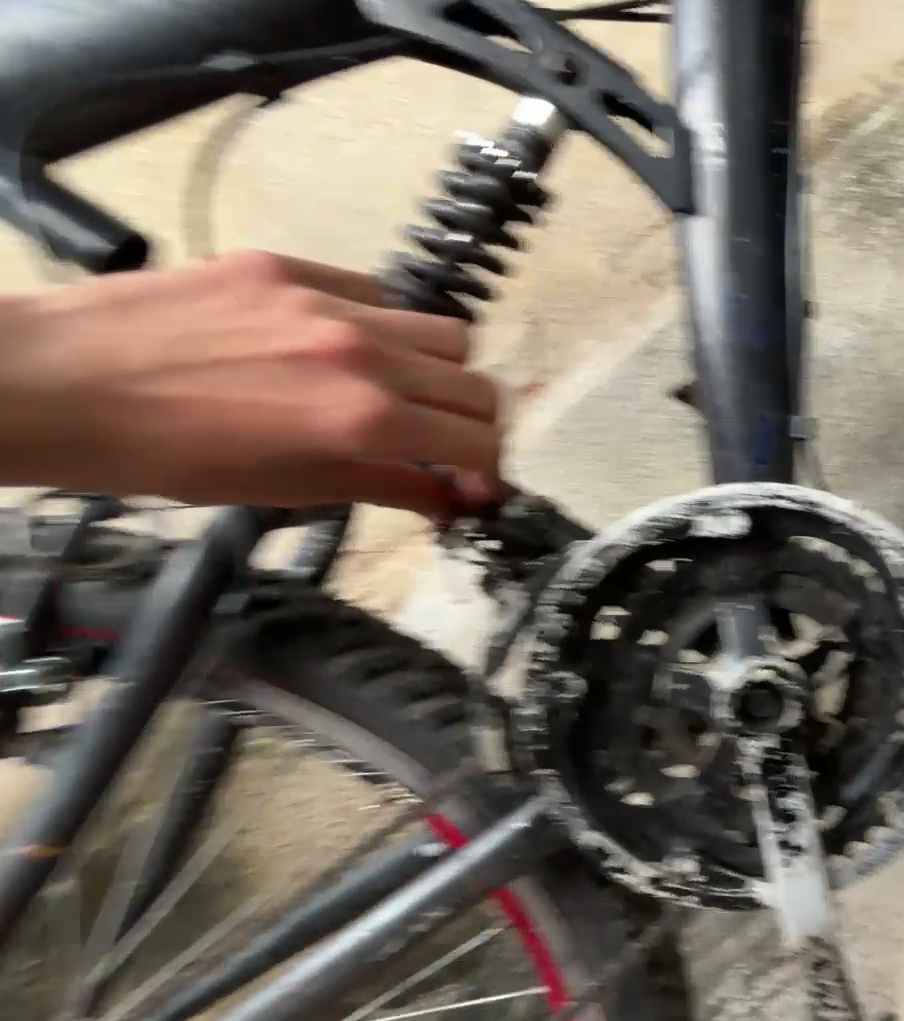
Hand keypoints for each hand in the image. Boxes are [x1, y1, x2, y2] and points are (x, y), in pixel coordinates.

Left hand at [0, 251, 500, 516]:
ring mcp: (327, 303)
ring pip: (447, 333)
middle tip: (449, 443)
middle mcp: (362, 354)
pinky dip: (388, 327)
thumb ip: (391, 488)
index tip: (478, 485)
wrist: (43, 384)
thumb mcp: (292, 490)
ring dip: (445, 372)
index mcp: (363, 419)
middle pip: (478, 385)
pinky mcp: (288, 269)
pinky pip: (380, 293)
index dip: (491, 470)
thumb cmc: (164, 455)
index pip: (478, 440)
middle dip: (476, 424)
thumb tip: (450, 501)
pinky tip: (351, 346)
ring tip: (408, 389)